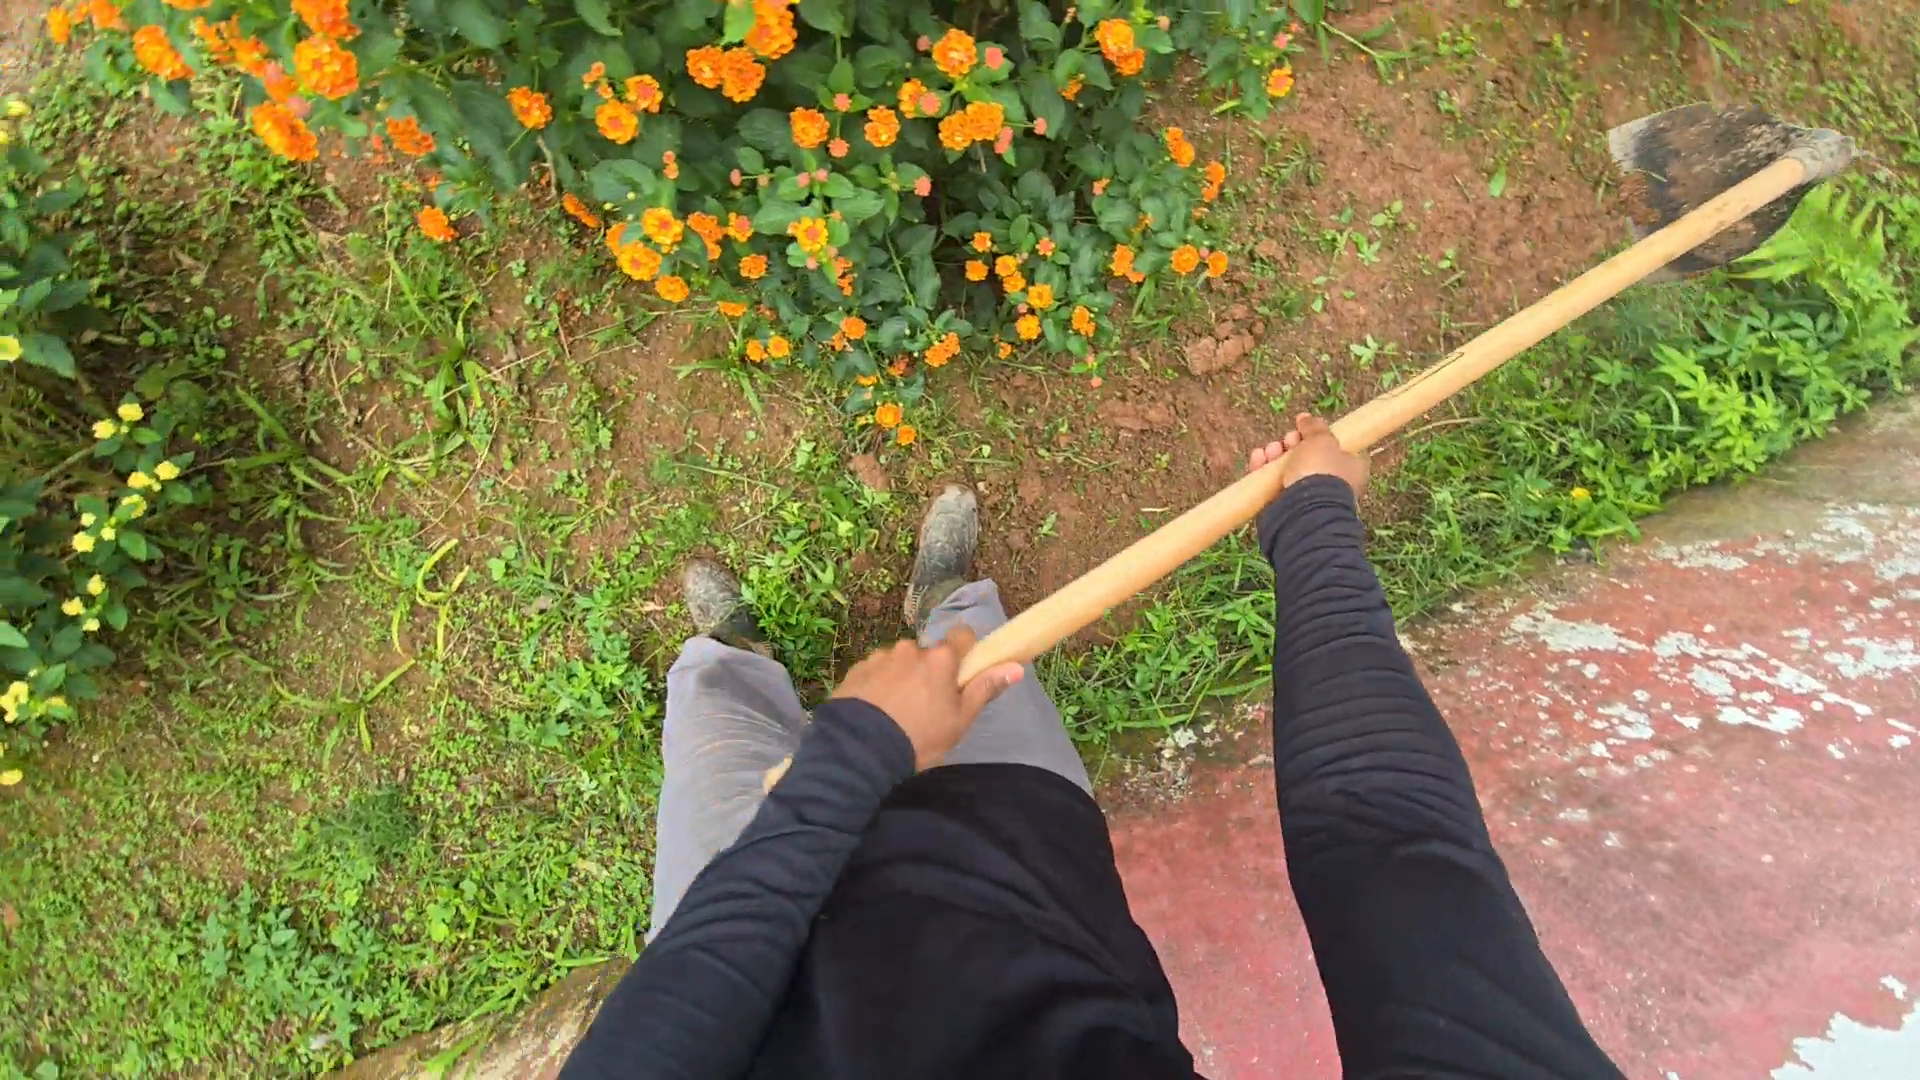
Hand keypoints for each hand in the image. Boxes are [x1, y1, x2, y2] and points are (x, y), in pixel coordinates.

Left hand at [830, 627, 1024, 770]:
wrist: (859, 751)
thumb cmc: (919, 737)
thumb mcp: (959, 720)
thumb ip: (985, 689)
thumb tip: (1016, 667)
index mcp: (941, 659)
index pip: (961, 636)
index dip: (963, 651)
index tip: (959, 672)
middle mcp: (911, 649)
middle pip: (927, 653)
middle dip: (928, 671)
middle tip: (924, 704)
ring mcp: (880, 657)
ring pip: (899, 661)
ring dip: (901, 677)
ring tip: (895, 711)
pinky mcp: (856, 669)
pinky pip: (875, 671)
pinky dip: (877, 685)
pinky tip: (874, 710)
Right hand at [1248, 413, 1368, 498]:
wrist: (1303, 510)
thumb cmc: (1320, 471)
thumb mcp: (1321, 440)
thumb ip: (1314, 427)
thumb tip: (1306, 417)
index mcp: (1349, 467)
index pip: (1333, 446)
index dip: (1316, 436)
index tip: (1303, 428)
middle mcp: (1329, 482)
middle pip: (1306, 456)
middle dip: (1291, 444)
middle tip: (1287, 441)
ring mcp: (1305, 495)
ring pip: (1286, 468)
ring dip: (1275, 455)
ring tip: (1270, 450)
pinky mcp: (1283, 504)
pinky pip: (1270, 482)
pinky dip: (1263, 469)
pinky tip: (1258, 458)